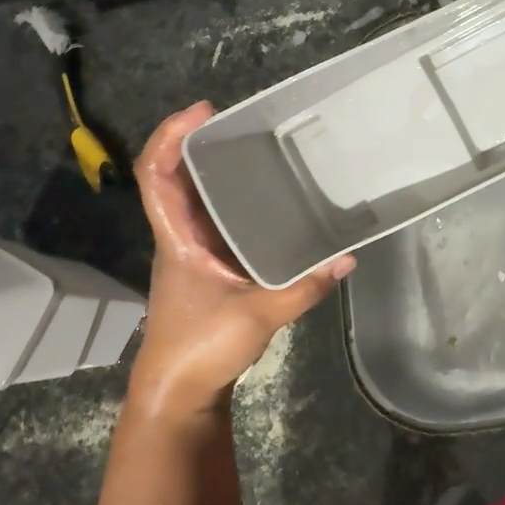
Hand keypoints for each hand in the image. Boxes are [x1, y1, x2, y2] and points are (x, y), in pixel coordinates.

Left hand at [130, 102, 353, 406]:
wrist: (176, 393)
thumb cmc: (199, 347)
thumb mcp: (258, 315)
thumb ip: (303, 286)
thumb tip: (347, 257)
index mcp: (178, 239)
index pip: (158, 176)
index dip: (171, 137)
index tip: (204, 112)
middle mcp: (181, 239)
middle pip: (176, 179)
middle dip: (199, 144)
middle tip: (243, 123)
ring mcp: (193, 256)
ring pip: (196, 202)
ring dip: (216, 173)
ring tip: (258, 153)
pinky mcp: (209, 273)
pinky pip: (217, 225)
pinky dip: (234, 205)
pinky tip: (269, 205)